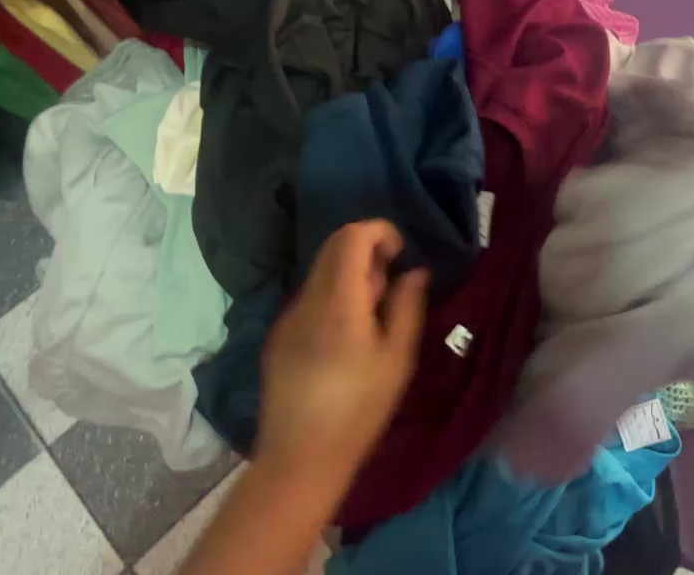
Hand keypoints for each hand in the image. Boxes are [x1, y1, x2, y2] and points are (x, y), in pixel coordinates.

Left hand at [255, 220, 428, 482]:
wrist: (299, 460)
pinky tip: (344, 338)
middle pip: (333, 246)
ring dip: (350, 274)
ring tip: (371, 316)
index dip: (380, 232)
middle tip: (390, 284)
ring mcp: (287, 317)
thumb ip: (408, 306)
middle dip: (367, 249)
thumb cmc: (360, 410)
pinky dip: (333, 296)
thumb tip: (415, 271)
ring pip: (320, 271)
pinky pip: (309, 297)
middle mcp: (307, 299)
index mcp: (339, 301)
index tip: (401, 254)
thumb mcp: (398, 358)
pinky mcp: (277, 335)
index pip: (351, 236)